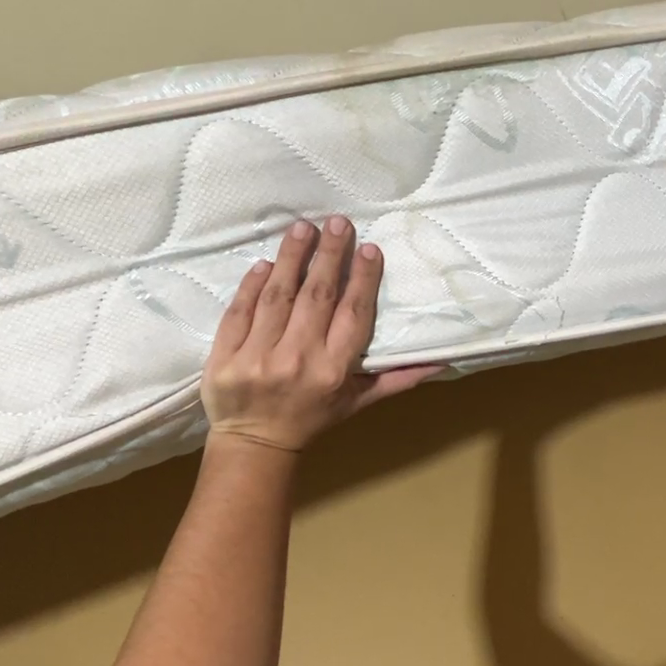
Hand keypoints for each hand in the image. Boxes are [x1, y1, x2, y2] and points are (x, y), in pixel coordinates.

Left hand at [202, 216, 441, 452]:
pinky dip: (252, 284)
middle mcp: (298, 360)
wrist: (255, 443)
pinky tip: (266, 262)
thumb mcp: (359, 401)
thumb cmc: (314, 417)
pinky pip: (240, 311)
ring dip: (291, 258)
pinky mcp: (225, 356)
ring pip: (278, 296)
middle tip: (337, 221)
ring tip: (302, 227)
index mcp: (333, 371)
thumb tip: (441, 362)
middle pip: (316, 296)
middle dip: (329, 255)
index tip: (369, 249)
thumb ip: (397, 379)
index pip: (352, 315)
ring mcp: (258, 357)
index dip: (362, 280)